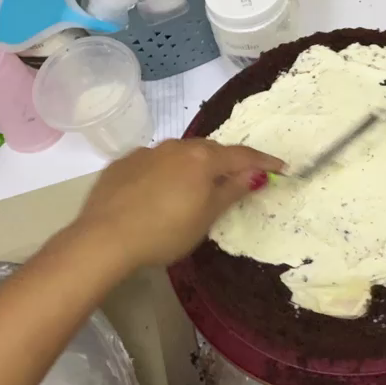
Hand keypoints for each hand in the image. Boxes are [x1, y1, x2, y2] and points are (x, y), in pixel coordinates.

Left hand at [67, 138, 284, 269]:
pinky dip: (162, 174)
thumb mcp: (206, 218)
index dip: (263, 161)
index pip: (241, 155)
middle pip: (209, 150)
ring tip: (191, 189)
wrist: (104, 237)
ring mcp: (146, 152)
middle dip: (225, 162)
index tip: (281, 166)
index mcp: (202, 159)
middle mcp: (176, 147)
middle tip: (233, 180)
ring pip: (179, 154)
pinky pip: (152, 163)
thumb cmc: (165, 232)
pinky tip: (155, 194)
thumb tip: (256, 175)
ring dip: (191, 166)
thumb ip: (232, 191)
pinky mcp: (122, 164)